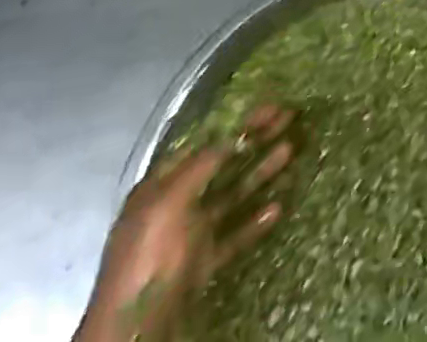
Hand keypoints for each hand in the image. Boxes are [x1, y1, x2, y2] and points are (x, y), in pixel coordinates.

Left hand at [75, 105, 294, 341]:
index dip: (238, 123)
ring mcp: (191, 234)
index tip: (270, 107)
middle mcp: (177, 202)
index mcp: (163, 182)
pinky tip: (278, 208)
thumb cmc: (148, 257)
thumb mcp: (170, 202)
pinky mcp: (203, 264)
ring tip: (291, 152)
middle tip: (289, 121)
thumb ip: (200, 167)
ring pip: (232, 196)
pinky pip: (233, 235)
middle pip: (222, 164)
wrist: (135, 333)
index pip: (206, 142)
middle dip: (255, 142)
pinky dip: (255, 221)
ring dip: (260, 174)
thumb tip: (230, 136)